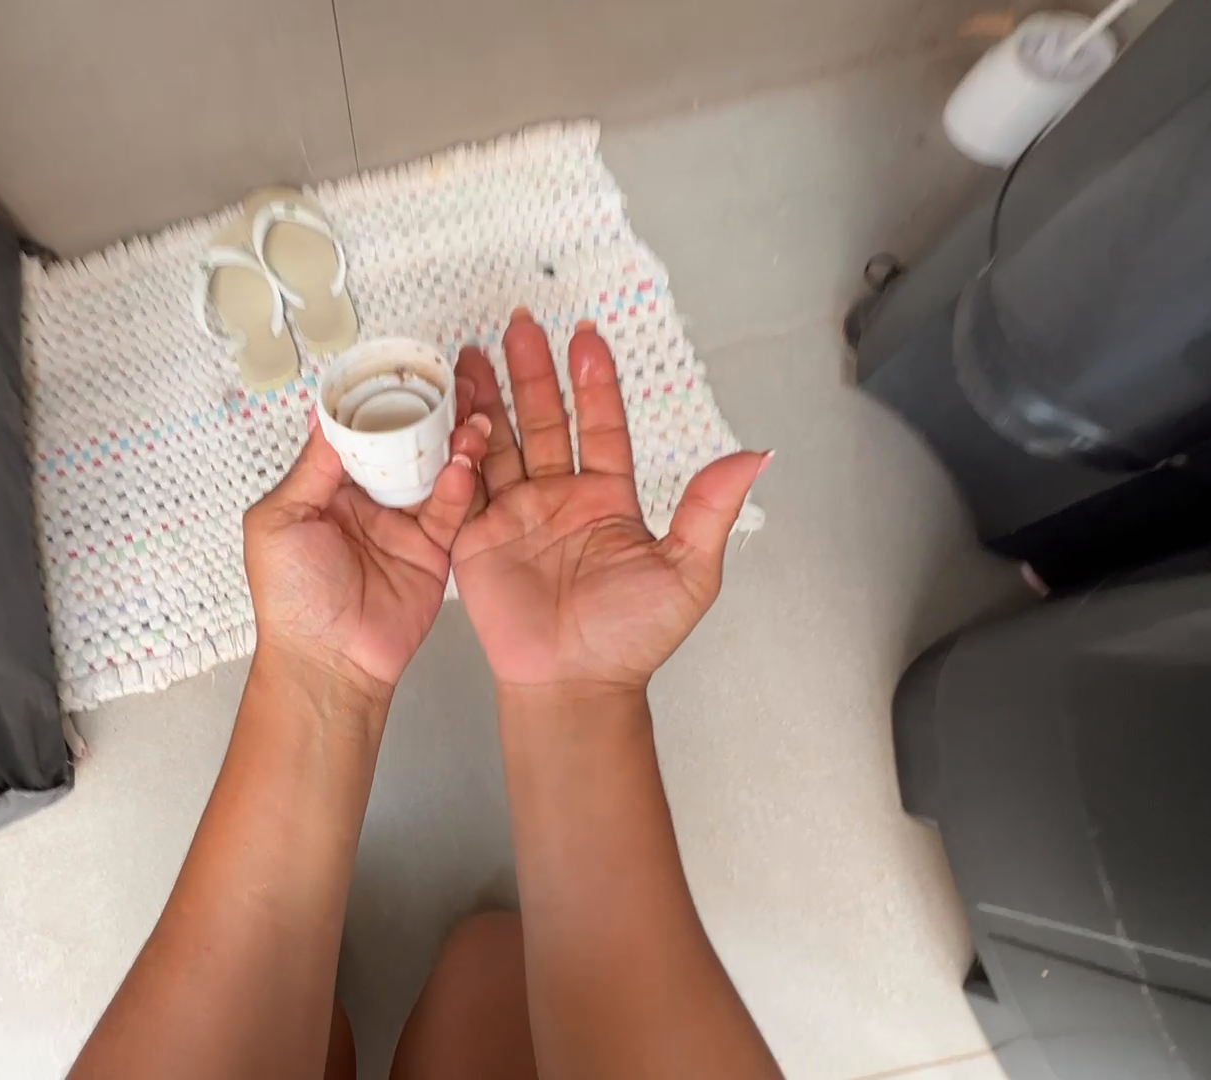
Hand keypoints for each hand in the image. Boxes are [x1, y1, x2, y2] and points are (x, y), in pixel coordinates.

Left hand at [245, 407, 491, 693]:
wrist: (328, 662)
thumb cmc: (291, 594)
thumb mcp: (279, 521)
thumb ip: (311, 469)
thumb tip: (325, 415)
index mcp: (328, 490)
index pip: (360, 436)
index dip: (381, 405)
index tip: (405, 374)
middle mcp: (368, 501)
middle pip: (404, 449)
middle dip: (428, 416)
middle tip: (454, 383)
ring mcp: (403, 524)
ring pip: (433, 473)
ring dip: (453, 442)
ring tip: (472, 414)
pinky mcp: (433, 550)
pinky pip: (449, 510)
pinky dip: (459, 485)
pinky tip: (466, 460)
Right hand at [452, 309, 767, 693]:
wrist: (572, 681)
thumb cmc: (629, 634)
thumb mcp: (686, 570)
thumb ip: (708, 508)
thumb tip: (757, 454)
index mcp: (605, 497)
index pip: (601, 425)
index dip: (594, 381)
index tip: (586, 336)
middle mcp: (558, 496)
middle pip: (543, 419)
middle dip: (532, 371)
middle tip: (520, 324)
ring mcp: (514, 513)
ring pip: (500, 441)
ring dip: (488, 397)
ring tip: (474, 353)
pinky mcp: (476, 535)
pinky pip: (466, 484)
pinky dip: (458, 449)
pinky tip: (453, 413)